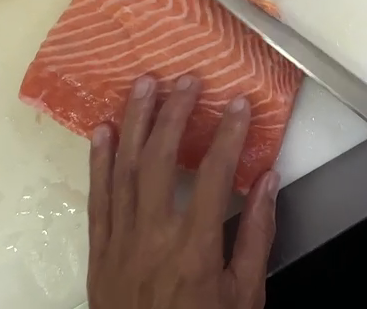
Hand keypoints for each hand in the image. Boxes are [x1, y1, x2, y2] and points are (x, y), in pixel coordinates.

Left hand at [87, 75, 279, 308]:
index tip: (239, 102)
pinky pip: (97, 199)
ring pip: (124, 170)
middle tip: (186, 79)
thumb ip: (257, 235)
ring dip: (134, 123)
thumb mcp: (244, 297)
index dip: (228, 134)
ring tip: (144, 85)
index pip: (215, 176)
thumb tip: (270, 178)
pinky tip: (102, 130)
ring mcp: (120, 243)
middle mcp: (153, 237)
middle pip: (160, 161)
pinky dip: (98, 162)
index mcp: (195, 249)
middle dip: (173, 113)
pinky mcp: (98, 254)